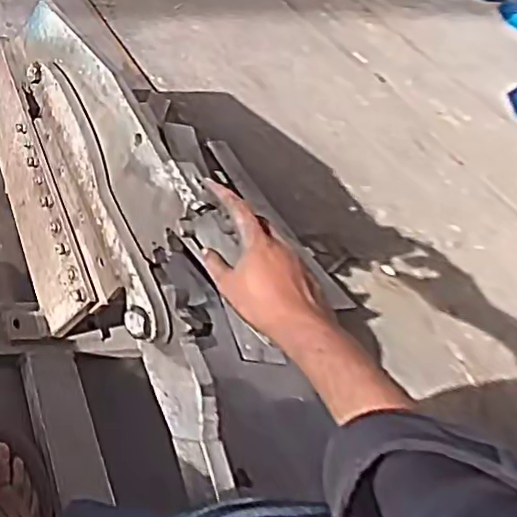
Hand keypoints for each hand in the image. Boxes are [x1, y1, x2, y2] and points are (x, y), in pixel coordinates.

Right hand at [199, 181, 335, 346]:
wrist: (304, 329)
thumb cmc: (268, 307)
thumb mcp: (228, 285)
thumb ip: (216, 265)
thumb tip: (209, 255)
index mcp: (258, 243)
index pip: (240, 210)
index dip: (225, 195)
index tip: (216, 186)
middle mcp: (281, 247)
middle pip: (261, 224)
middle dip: (245, 220)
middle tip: (232, 221)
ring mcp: (297, 261)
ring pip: (275, 242)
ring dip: (260, 243)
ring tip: (247, 256)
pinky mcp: (307, 277)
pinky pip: (287, 261)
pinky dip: (275, 262)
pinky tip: (267, 277)